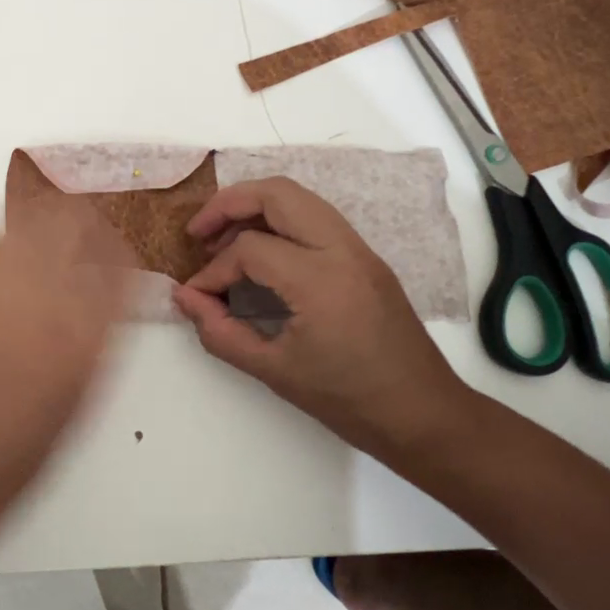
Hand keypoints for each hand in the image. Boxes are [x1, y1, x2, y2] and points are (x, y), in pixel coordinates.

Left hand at [0, 195, 136, 545]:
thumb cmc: (19, 449)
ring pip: (26, 219)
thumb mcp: (80, 396)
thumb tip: (107, 296)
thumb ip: (98, 336)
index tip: (117, 255)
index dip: (120, 250)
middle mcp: (38, 292)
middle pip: (73, 221)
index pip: (117, 259)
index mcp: (82, 327)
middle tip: (83, 242)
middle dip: (85, 226)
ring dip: (42, 227)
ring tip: (41, 248)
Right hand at [171, 177, 470, 452]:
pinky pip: (315, 218)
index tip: (197, 297)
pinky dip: (279, 221)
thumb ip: (221, 332)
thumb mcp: (274, 371)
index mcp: (321, 280)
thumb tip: (185, 298)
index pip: (250, 249)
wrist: (424, 415)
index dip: (212, 271)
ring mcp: (359, 250)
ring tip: (223, 239)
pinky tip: (260, 252)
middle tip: (199, 232)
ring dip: (255, 208)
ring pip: (299, 198)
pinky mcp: (366, 258)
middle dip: (228, 204)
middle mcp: (343, 250)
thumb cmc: (348, 400)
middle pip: (277, 194)